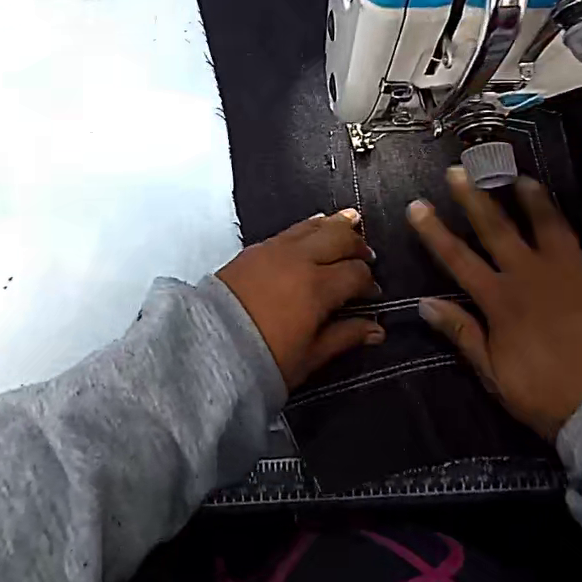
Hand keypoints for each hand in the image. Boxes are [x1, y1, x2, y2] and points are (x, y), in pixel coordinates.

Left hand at [217, 209, 385, 389]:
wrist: (206, 348)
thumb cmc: (262, 359)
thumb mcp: (309, 356)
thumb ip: (345, 336)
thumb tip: (376, 329)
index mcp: (317, 287)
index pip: (355, 273)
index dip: (368, 283)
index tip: (371, 294)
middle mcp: (300, 260)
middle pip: (339, 238)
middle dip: (357, 245)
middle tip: (367, 254)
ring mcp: (276, 250)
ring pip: (315, 226)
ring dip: (336, 225)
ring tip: (351, 222)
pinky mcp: (255, 248)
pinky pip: (291, 229)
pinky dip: (310, 227)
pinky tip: (315, 228)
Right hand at [409, 168, 581, 437]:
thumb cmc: (554, 396)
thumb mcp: (497, 375)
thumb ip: (462, 334)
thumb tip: (424, 303)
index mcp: (501, 298)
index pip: (458, 257)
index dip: (434, 231)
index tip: (416, 205)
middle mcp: (533, 272)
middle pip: (497, 227)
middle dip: (474, 197)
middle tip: (459, 169)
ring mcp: (575, 267)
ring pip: (548, 222)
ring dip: (533, 198)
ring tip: (520, 178)